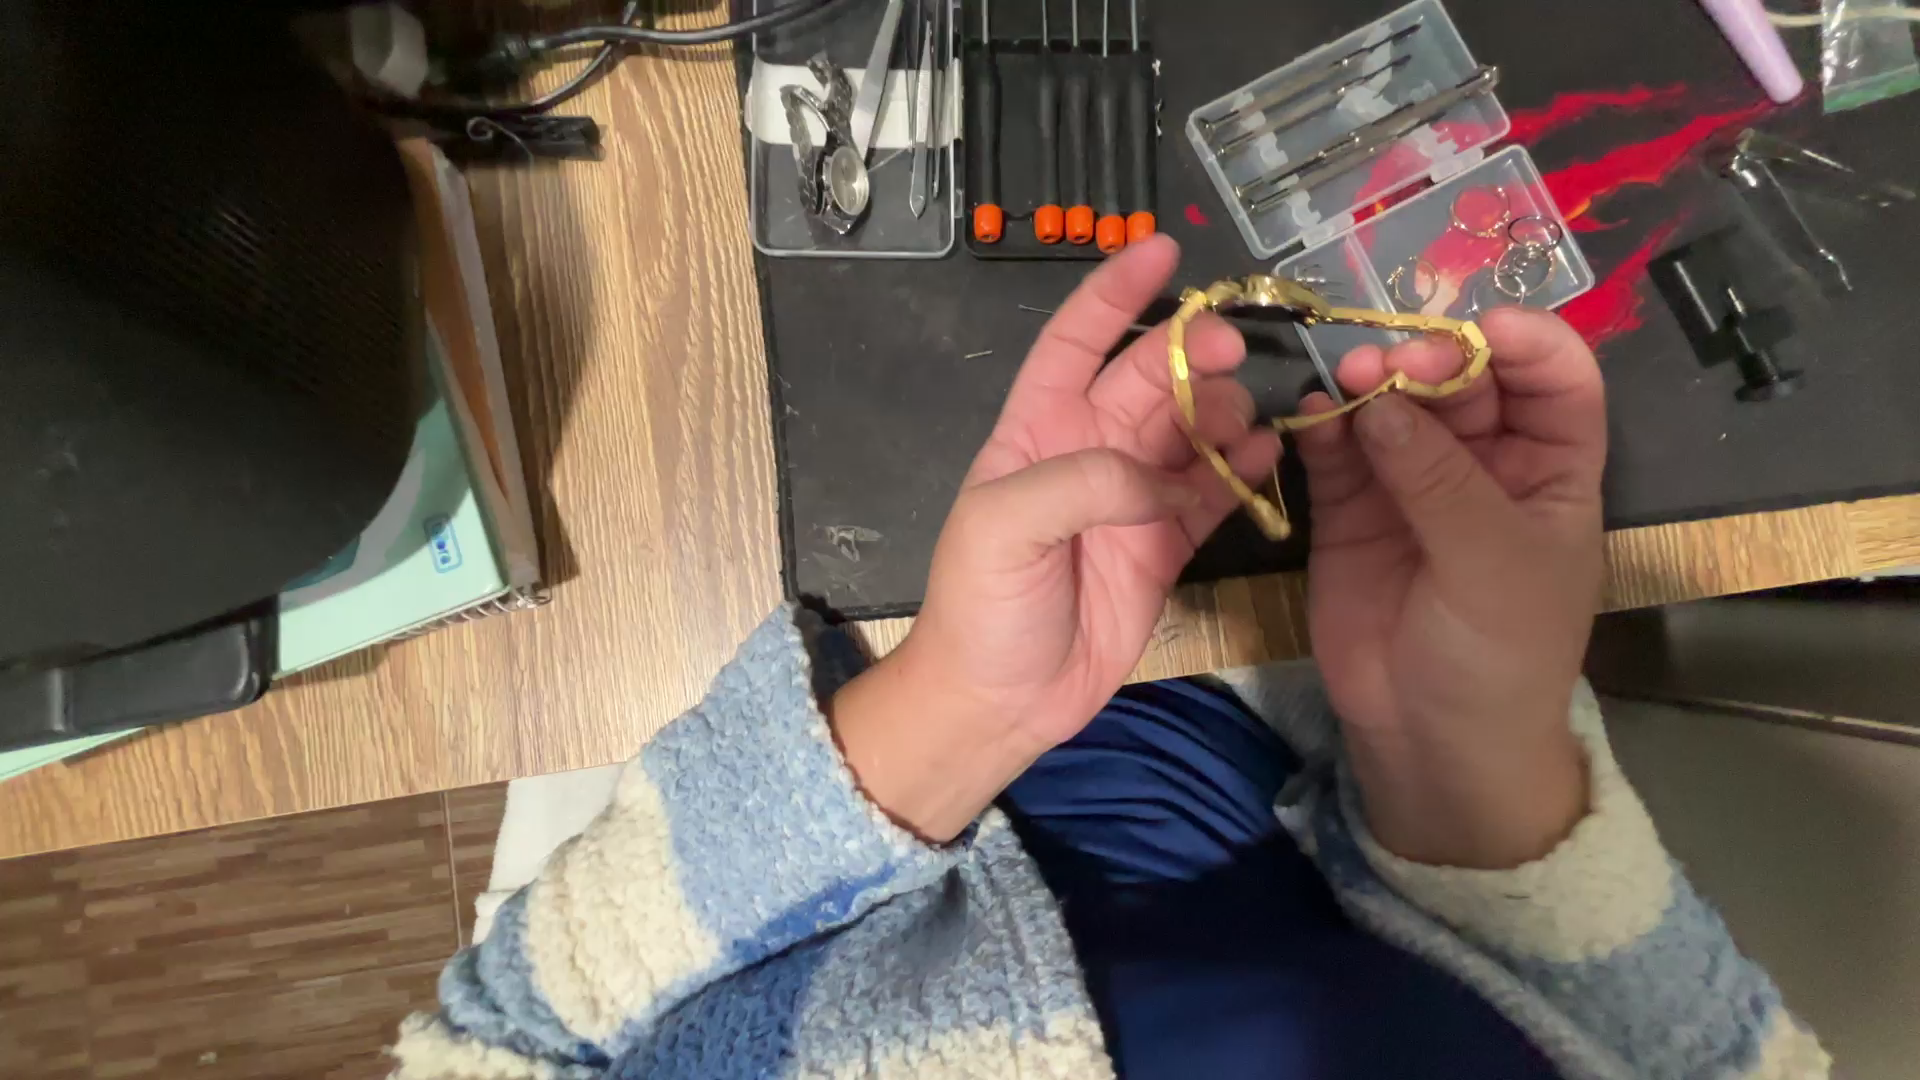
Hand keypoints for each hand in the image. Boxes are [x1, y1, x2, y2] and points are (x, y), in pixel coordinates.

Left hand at [830, 236, 1280, 841]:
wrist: (1002, 696)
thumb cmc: (984, 606)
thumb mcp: (1003, 528)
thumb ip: (1079, 481)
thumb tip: (1159, 479)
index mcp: (1035, 432)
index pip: (1073, 343)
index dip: (1112, 294)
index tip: (1159, 249)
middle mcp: (1085, 453)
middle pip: (1145, 381)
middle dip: (1189, 354)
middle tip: (1235, 347)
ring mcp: (1129, 499)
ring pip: (1188, 431)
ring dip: (1222, 412)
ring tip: (1252, 412)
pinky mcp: (1163, 544)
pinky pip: (1211, 493)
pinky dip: (1242, 470)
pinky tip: (1269, 455)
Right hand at [1294, 308, 1606, 867]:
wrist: (1424, 731)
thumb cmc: (1498, 652)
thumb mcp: (1493, 564)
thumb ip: (1439, 481)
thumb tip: (1381, 403)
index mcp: (1548, 470)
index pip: (1551, 382)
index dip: (1525, 343)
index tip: (1478, 326)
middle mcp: (1477, 465)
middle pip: (1458, 386)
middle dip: (1428, 363)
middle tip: (1385, 363)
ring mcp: (1404, 486)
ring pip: (1390, 412)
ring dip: (1368, 389)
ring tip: (1343, 380)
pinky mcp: (1345, 511)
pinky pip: (1334, 456)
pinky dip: (1320, 432)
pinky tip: (1308, 415)